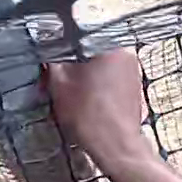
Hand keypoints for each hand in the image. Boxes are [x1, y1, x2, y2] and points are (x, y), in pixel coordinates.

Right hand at [44, 49, 157, 175]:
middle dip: (73, 61)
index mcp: (108, 44)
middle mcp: (126, 52)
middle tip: (58, 77)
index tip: (50, 55)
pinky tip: (86, 98)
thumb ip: (52, 60)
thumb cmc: (88, 114)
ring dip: (86, 73)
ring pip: (101, 64)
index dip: (60, 44)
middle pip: (90, 49)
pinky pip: (111, 77)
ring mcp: (134, 70)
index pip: (78, 33)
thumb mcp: (59, 85)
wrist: (116, 147)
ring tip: (71, 90)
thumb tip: (46, 48)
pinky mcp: (135, 87)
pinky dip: (98, 84)